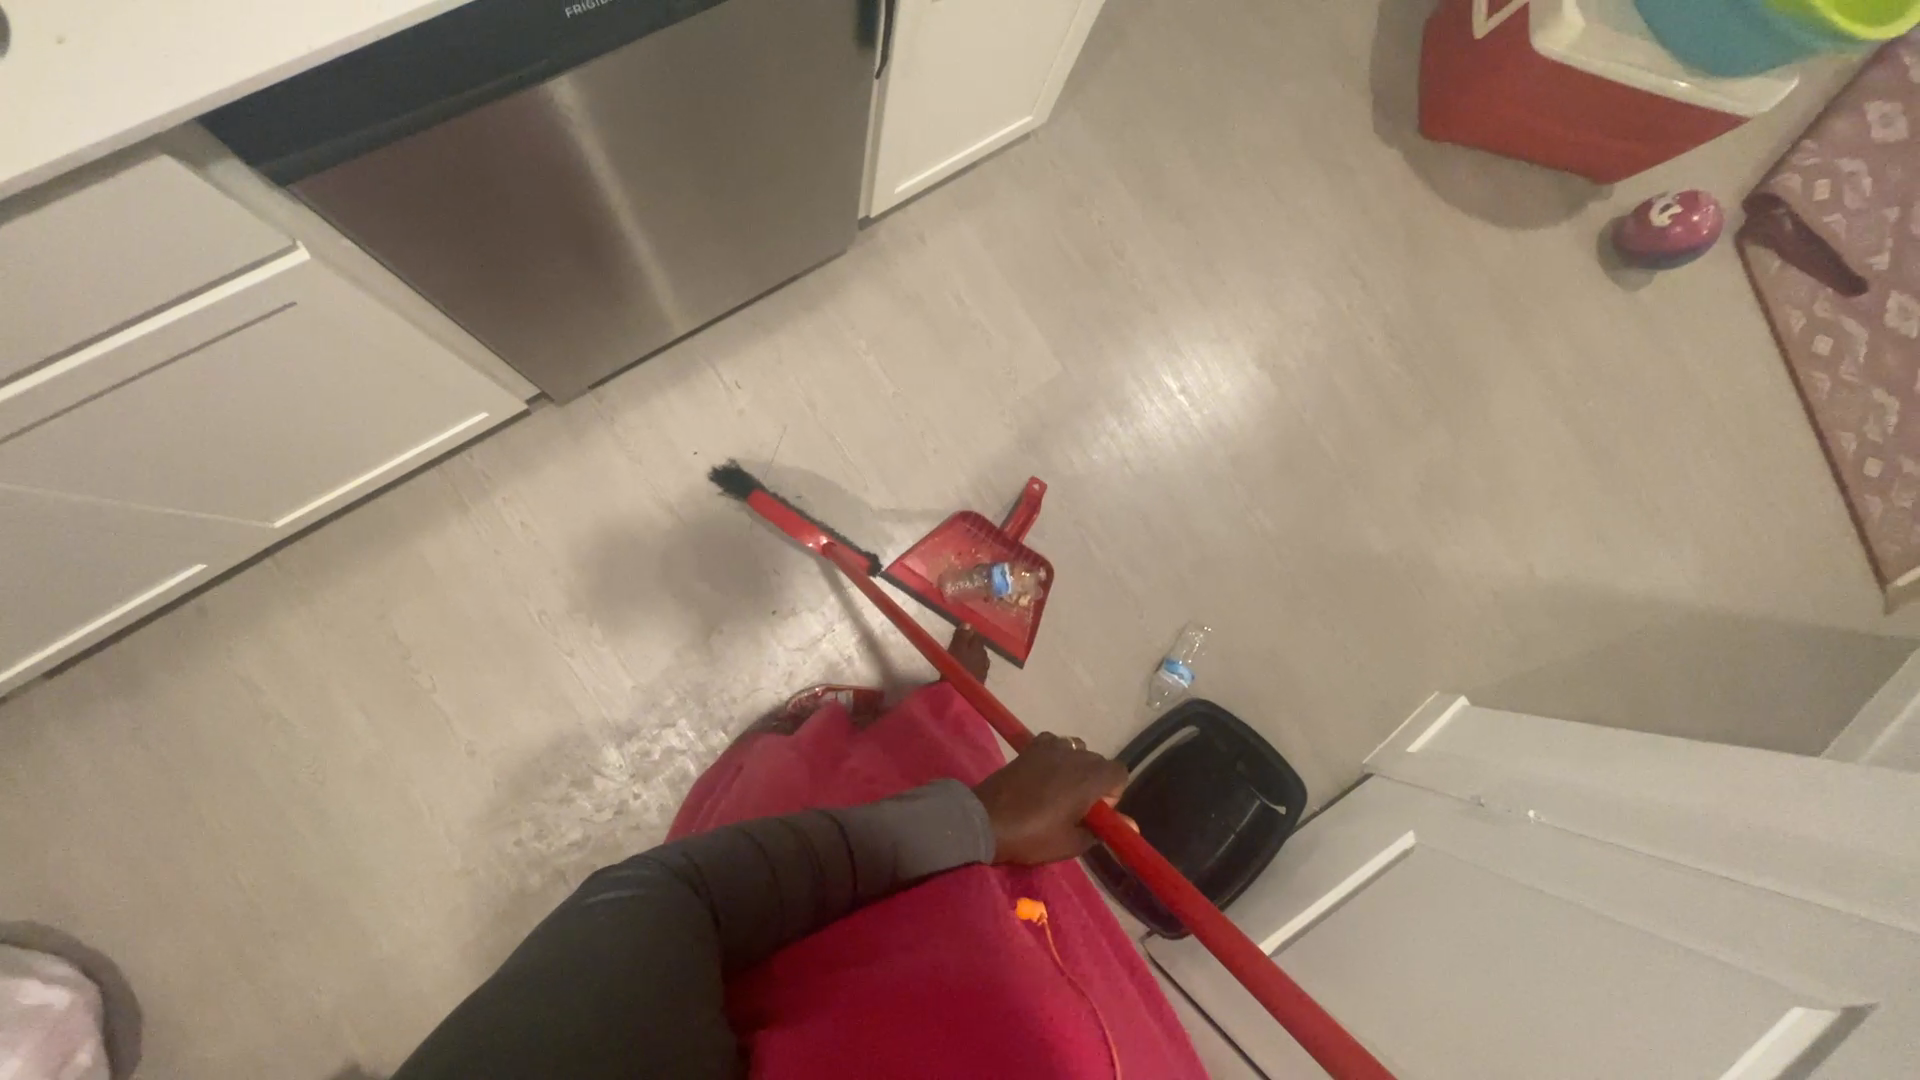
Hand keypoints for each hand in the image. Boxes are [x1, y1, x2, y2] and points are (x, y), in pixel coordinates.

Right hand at [945, 626, 990, 683]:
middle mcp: (984, 657)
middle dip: (973, 643)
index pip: (976, 636)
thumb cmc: (956, 668)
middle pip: (980, 647)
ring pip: (980, 658)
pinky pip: (979, 668)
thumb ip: (962, 637)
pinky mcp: (980, 681)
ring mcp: (983, 670)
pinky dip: (975, 665)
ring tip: (967, 654)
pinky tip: (970, 667)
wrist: (960, 694)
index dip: (971, 632)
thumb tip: (968, 624)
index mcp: (978, 647)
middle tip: (964, 642)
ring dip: (975, 655)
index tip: (964, 630)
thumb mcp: (956, 649)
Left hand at [971, 733, 1130, 863]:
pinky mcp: (1031, 746)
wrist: (987, 820)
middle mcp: (1075, 755)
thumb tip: (1133, 826)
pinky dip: (1056, 754)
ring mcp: (1051, 747)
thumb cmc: (1032, 836)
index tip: (1096, 812)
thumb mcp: (1071, 842)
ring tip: (1059, 790)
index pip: (1120, 771)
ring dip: (1076, 767)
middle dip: (1095, 781)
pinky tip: (1043, 773)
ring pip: (1077, 750)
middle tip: (1076, 807)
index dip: (1113, 792)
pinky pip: (1055, 743)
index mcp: (1089, 778)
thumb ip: (1103, 830)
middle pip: (1098, 761)